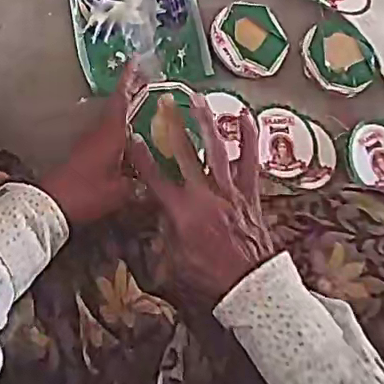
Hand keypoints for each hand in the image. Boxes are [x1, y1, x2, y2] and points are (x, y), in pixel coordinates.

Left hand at [38, 63, 144, 226]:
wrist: (51, 205)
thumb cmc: (86, 193)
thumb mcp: (119, 192)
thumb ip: (140, 186)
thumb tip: (156, 186)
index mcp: (110, 134)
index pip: (121, 100)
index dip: (129, 80)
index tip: (135, 61)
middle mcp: (100, 133)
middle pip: (119, 106)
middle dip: (133, 91)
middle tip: (148, 79)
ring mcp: (91, 143)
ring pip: (115, 122)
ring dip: (129, 112)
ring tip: (148, 109)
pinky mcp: (86, 154)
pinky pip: (110, 136)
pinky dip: (123, 131)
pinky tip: (135, 141)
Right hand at [127, 95, 276, 303]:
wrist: (249, 283)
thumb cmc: (210, 275)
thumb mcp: (175, 260)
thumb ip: (165, 234)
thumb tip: (160, 217)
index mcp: (182, 211)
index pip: (155, 179)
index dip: (142, 158)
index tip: (133, 138)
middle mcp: (204, 193)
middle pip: (185, 154)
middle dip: (173, 126)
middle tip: (166, 102)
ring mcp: (229, 189)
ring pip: (216, 149)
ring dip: (206, 122)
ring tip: (199, 99)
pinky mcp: (249, 191)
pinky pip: (250, 159)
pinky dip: (249, 137)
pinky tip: (247, 116)